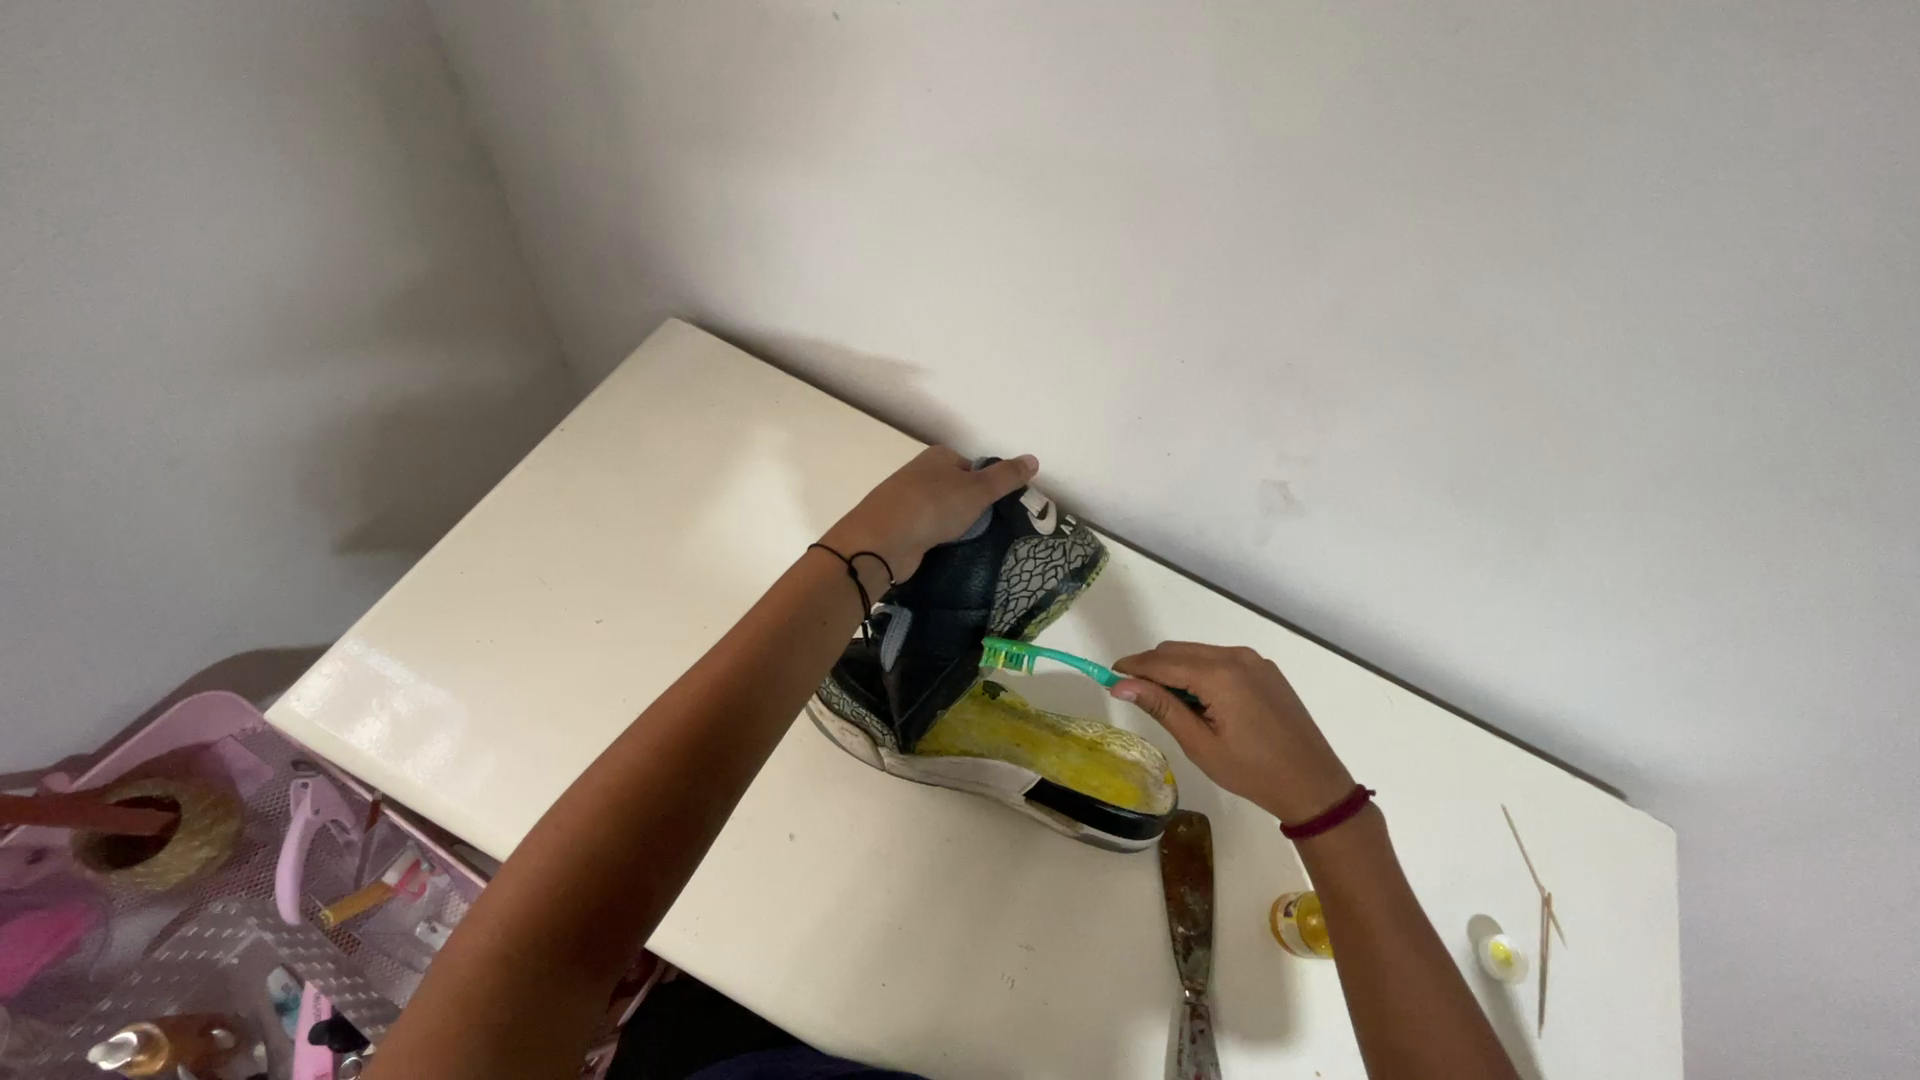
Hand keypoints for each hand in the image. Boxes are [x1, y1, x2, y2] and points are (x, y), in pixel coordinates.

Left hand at [821, 447, 1037, 583]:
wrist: (883, 541)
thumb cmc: (934, 506)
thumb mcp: (978, 489)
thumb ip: (1006, 477)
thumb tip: (1033, 459)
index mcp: (937, 457)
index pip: (972, 467)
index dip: (987, 486)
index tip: (998, 508)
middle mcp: (919, 474)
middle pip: (956, 489)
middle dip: (971, 507)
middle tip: (989, 528)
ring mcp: (906, 501)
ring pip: (941, 512)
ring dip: (954, 526)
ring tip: (970, 543)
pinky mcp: (898, 527)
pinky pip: (927, 530)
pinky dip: (938, 539)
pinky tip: (947, 551)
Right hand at [1111, 642, 1355, 822]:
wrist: (1313, 784)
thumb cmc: (1252, 772)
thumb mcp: (1200, 743)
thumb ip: (1161, 706)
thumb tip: (1120, 684)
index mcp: (1220, 675)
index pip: (1162, 661)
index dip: (1132, 668)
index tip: (1108, 677)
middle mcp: (1236, 657)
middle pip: (1178, 650)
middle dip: (1152, 667)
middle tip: (1134, 695)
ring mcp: (1254, 661)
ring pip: (1198, 653)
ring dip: (1176, 670)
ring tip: (1169, 704)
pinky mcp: (1265, 670)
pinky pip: (1220, 660)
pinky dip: (1200, 672)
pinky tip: (1201, 702)